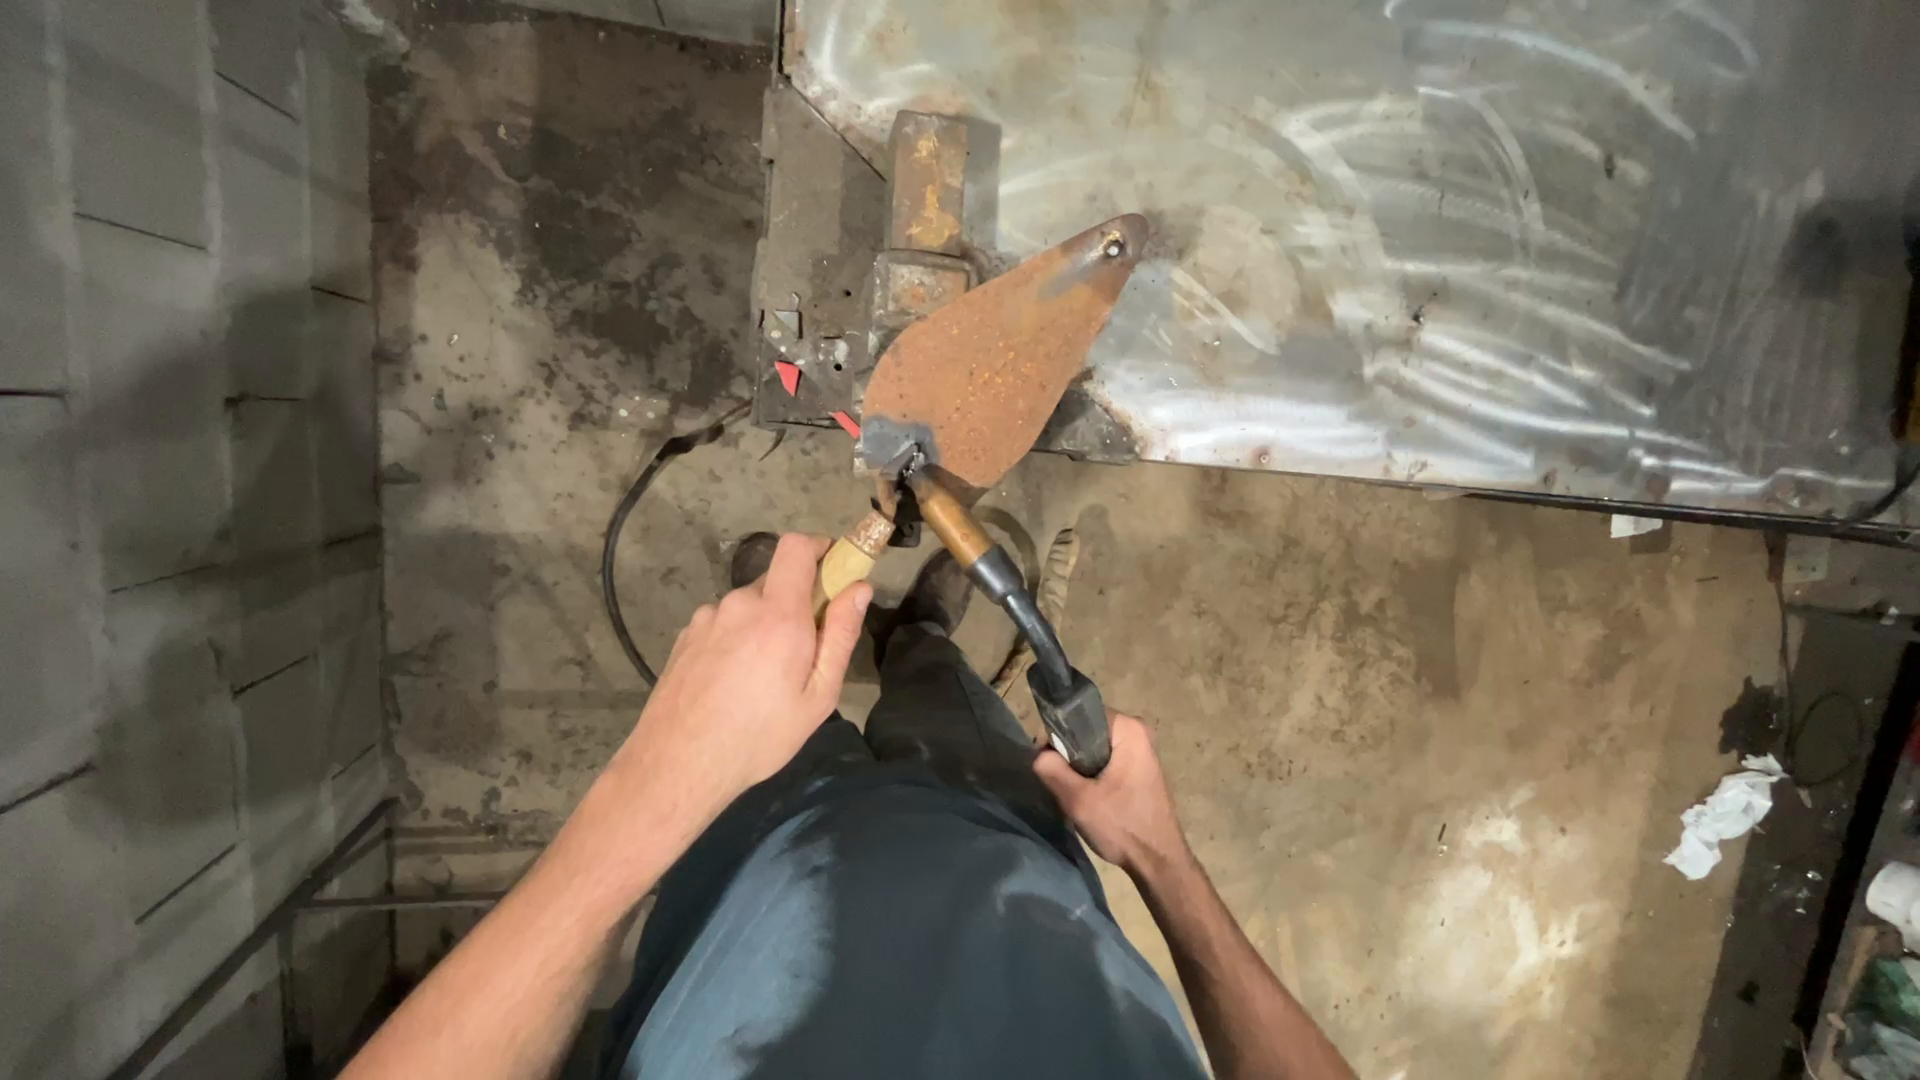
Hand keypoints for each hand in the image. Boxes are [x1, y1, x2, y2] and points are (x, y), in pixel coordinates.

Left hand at [603, 533, 870, 831]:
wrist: (676, 766)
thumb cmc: (760, 736)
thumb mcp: (818, 695)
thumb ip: (841, 635)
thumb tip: (859, 588)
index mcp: (777, 613)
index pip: (796, 547)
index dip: (820, 547)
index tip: (836, 570)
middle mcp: (739, 604)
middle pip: (776, 581)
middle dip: (796, 604)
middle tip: (804, 653)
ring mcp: (706, 619)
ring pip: (748, 606)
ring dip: (764, 626)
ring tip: (764, 680)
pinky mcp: (685, 637)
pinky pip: (724, 624)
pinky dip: (737, 640)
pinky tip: (733, 684)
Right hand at [1034, 711, 1190, 877]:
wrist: (1158, 863)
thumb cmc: (1123, 827)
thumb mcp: (1078, 800)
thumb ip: (1051, 770)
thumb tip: (1038, 754)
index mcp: (1129, 729)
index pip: (1080, 715)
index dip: (1057, 734)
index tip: (1046, 759)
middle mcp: (1138, 731)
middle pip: (1086, 731)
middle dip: (1068, 752)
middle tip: (1059, 780)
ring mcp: (1142, 750)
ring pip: (1094, 747)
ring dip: (1079, 766)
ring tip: (1073, 791)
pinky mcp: (1140, 768)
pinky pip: (1106, 758)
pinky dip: (1092, 773)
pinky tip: (1088, 795)